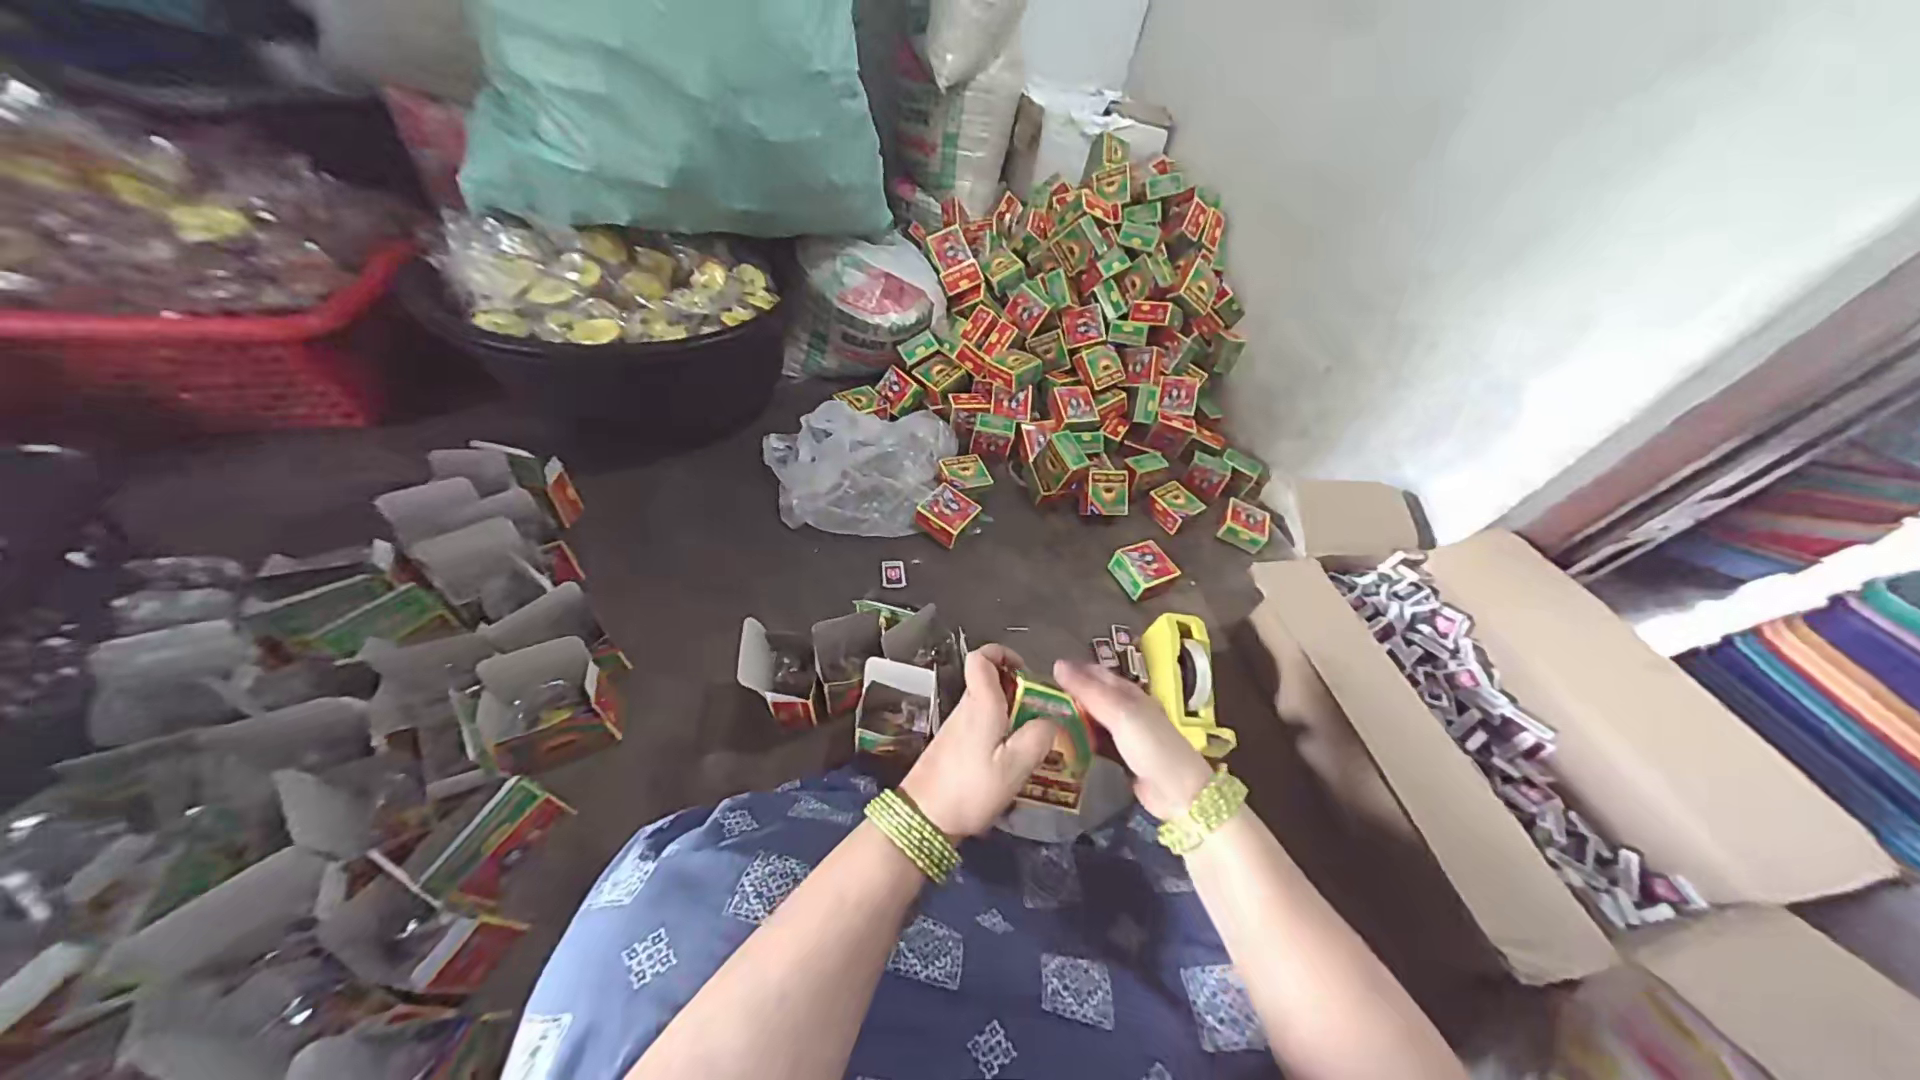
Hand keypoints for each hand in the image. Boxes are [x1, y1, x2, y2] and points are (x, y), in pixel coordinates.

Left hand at [900, 644, 1057, 837]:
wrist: (925, 817)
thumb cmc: (972, 787)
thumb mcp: (1016, 765)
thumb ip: (1039, 736)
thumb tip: (1051, 720)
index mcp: (980, 703)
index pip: (980, 657)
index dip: (1002, 653)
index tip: (1024, 672)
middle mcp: (966, 707)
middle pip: (990, 681)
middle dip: (1017, 690)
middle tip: (1040, 714)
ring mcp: (958, 726)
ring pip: (988, 704)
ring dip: (1011, 714)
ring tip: (1031, 741)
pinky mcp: (954, 745)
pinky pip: (982, 724)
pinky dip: (1000, 732)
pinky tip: (1011, 759)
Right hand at [1055, 659, 1213, 820]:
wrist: (1177, 792)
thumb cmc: (1150, 745)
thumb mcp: (1120, 713)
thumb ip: (1089, 691)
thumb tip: (1057, 665)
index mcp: (1129, 692)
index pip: (1096, 673)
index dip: (1073, 670)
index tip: (1043, 675)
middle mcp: (1126, 708)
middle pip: (1093, 695)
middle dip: (1068, 694)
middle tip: (1038, 699)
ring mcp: (1123, 733)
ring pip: (1091, 718)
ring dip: (1071, 716)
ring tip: (1043, 718)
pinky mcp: (1120, 755)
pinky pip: (1094, 740)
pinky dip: (1078, 738)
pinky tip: (1061, 742)